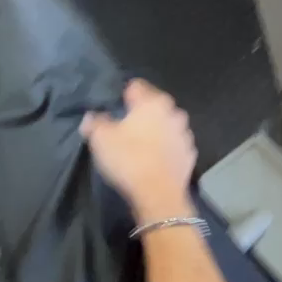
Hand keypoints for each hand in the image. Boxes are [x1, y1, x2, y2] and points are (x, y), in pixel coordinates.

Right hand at [80, 79, 197, 222]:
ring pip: (165, 125)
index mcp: (152, 102)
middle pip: (153, 105)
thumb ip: (95, 122)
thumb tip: (91, 117)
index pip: (135, 86)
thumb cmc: (129, 159)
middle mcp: (173, 112)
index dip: (123, 94)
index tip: (114, 107)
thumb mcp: (101, 138)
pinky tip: (151, 160)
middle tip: (123, 127)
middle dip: (140, 113)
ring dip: (154, 131)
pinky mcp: (190, 154)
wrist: (158, 195)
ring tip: (138, 145)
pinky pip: (173, 145)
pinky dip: (164, 148)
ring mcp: (185, 134)